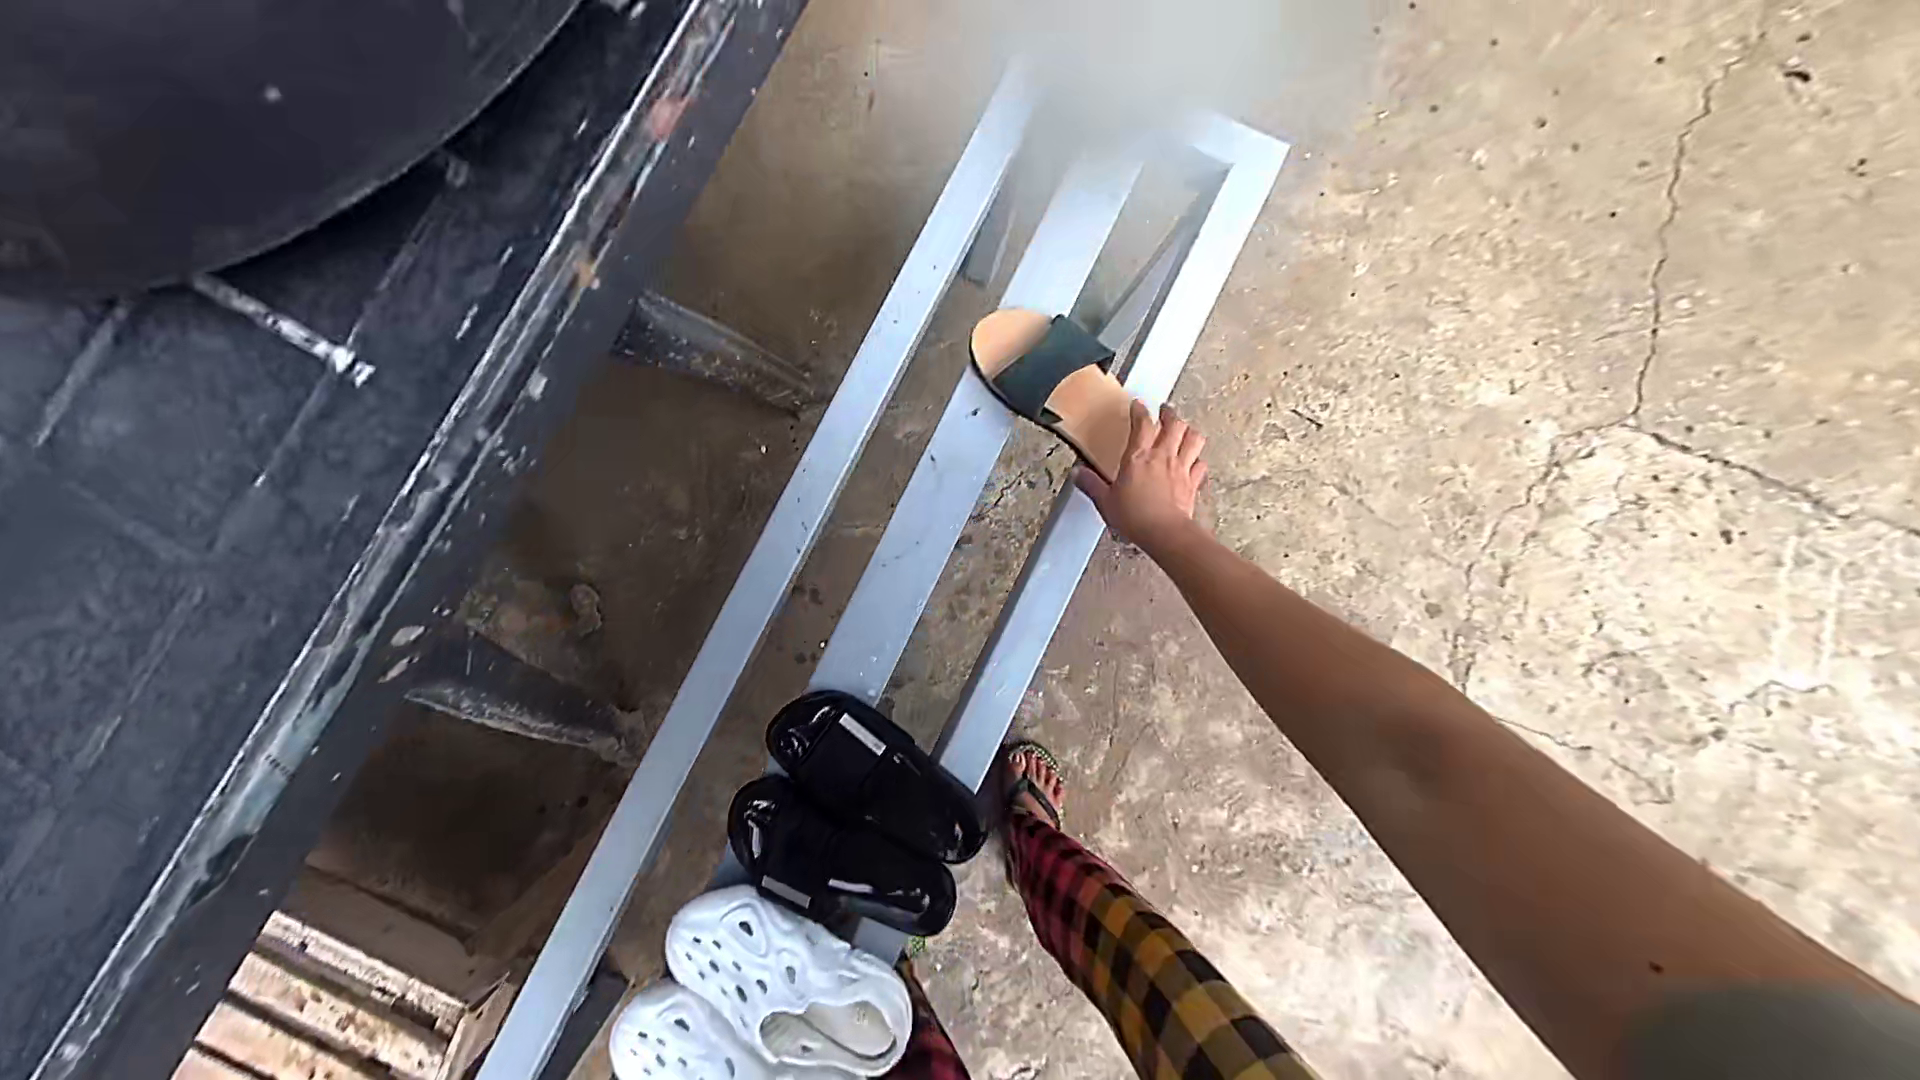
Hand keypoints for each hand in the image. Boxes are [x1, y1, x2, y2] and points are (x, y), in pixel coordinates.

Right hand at [1074, 400, 1208, 552]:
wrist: (1164, 533)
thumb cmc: (1136, 517)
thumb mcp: (1105, 501)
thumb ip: (1092, 484)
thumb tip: (1078, 474)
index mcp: (1138, 458)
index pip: (1142, 424)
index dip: (1140, 411)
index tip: (1138, 406)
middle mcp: (1162, 457)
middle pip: (1174, 423)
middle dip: (1170, 414)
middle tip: (1165, 411)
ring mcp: (1181, 468)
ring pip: (1193, 438)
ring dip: (1189, 430)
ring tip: (1184, 428)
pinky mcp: (1192, 483)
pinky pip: (1200, 464)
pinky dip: (1198, 460)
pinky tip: (1194, 461)